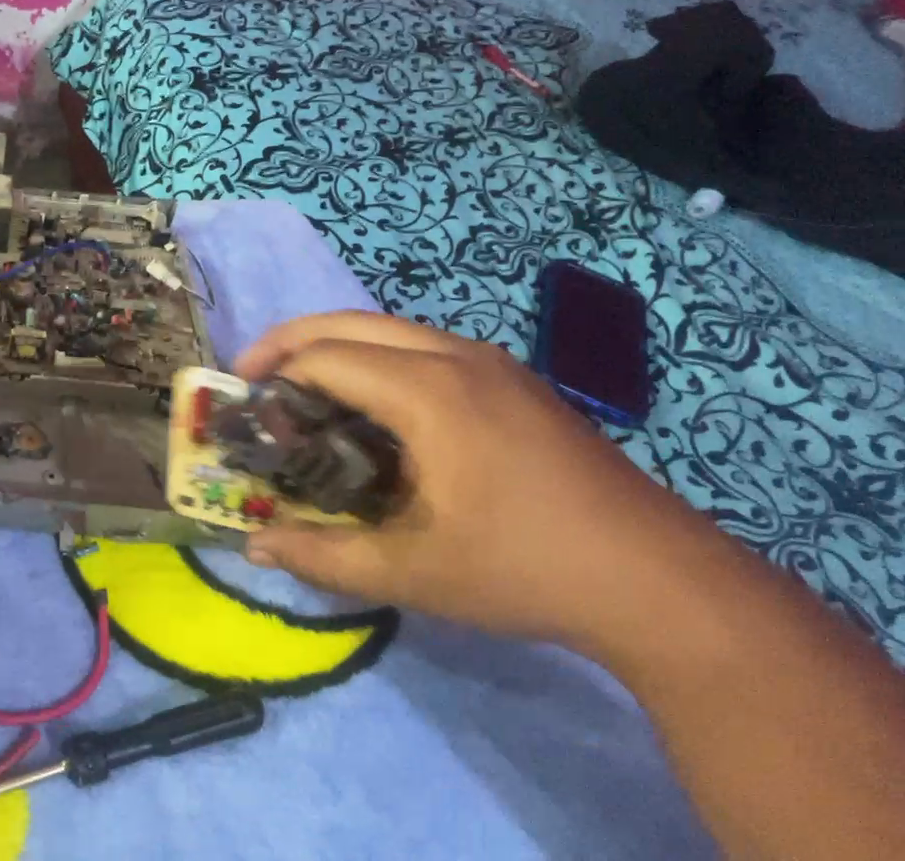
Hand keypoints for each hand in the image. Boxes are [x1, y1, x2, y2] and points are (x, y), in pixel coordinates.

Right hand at [235, 311, 714, 645]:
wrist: (662, 582)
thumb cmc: (523, 570)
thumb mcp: (409, 572)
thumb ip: (320, 556)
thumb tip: (252, 547)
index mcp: (428, 392)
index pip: (324, 357)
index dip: (272, 375)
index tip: (242, 407)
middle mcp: (458, 358)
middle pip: (351, 323)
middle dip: (291, 342)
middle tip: (254, 379)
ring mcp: (495, 365)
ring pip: (391, 329)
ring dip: (337, 349)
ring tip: (305, 394)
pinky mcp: (517, 383)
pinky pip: (425, 347)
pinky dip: (378, 361)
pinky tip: (375, 412)